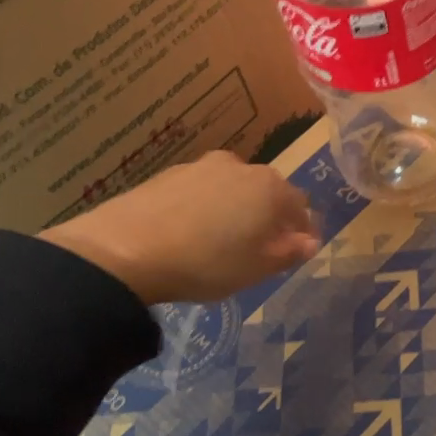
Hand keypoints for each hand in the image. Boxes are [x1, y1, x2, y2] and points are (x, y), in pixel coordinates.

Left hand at [40, 151, 318, 305]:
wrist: (125, 248)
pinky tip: (191, 233)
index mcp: (271, 188)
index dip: (302, 231)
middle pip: (266, 192)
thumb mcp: (257, 268)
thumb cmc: (207, 263)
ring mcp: (201, 166)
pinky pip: (201, 192)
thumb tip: (310, 241)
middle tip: (260, 248)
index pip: (301, 207)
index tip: (295, 252)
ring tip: (222, 241)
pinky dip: (205, 208)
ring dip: (235, 210)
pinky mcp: (168, 174)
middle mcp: (241, 167)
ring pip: (232, 189)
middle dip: (269, 217)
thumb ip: (289, 252)